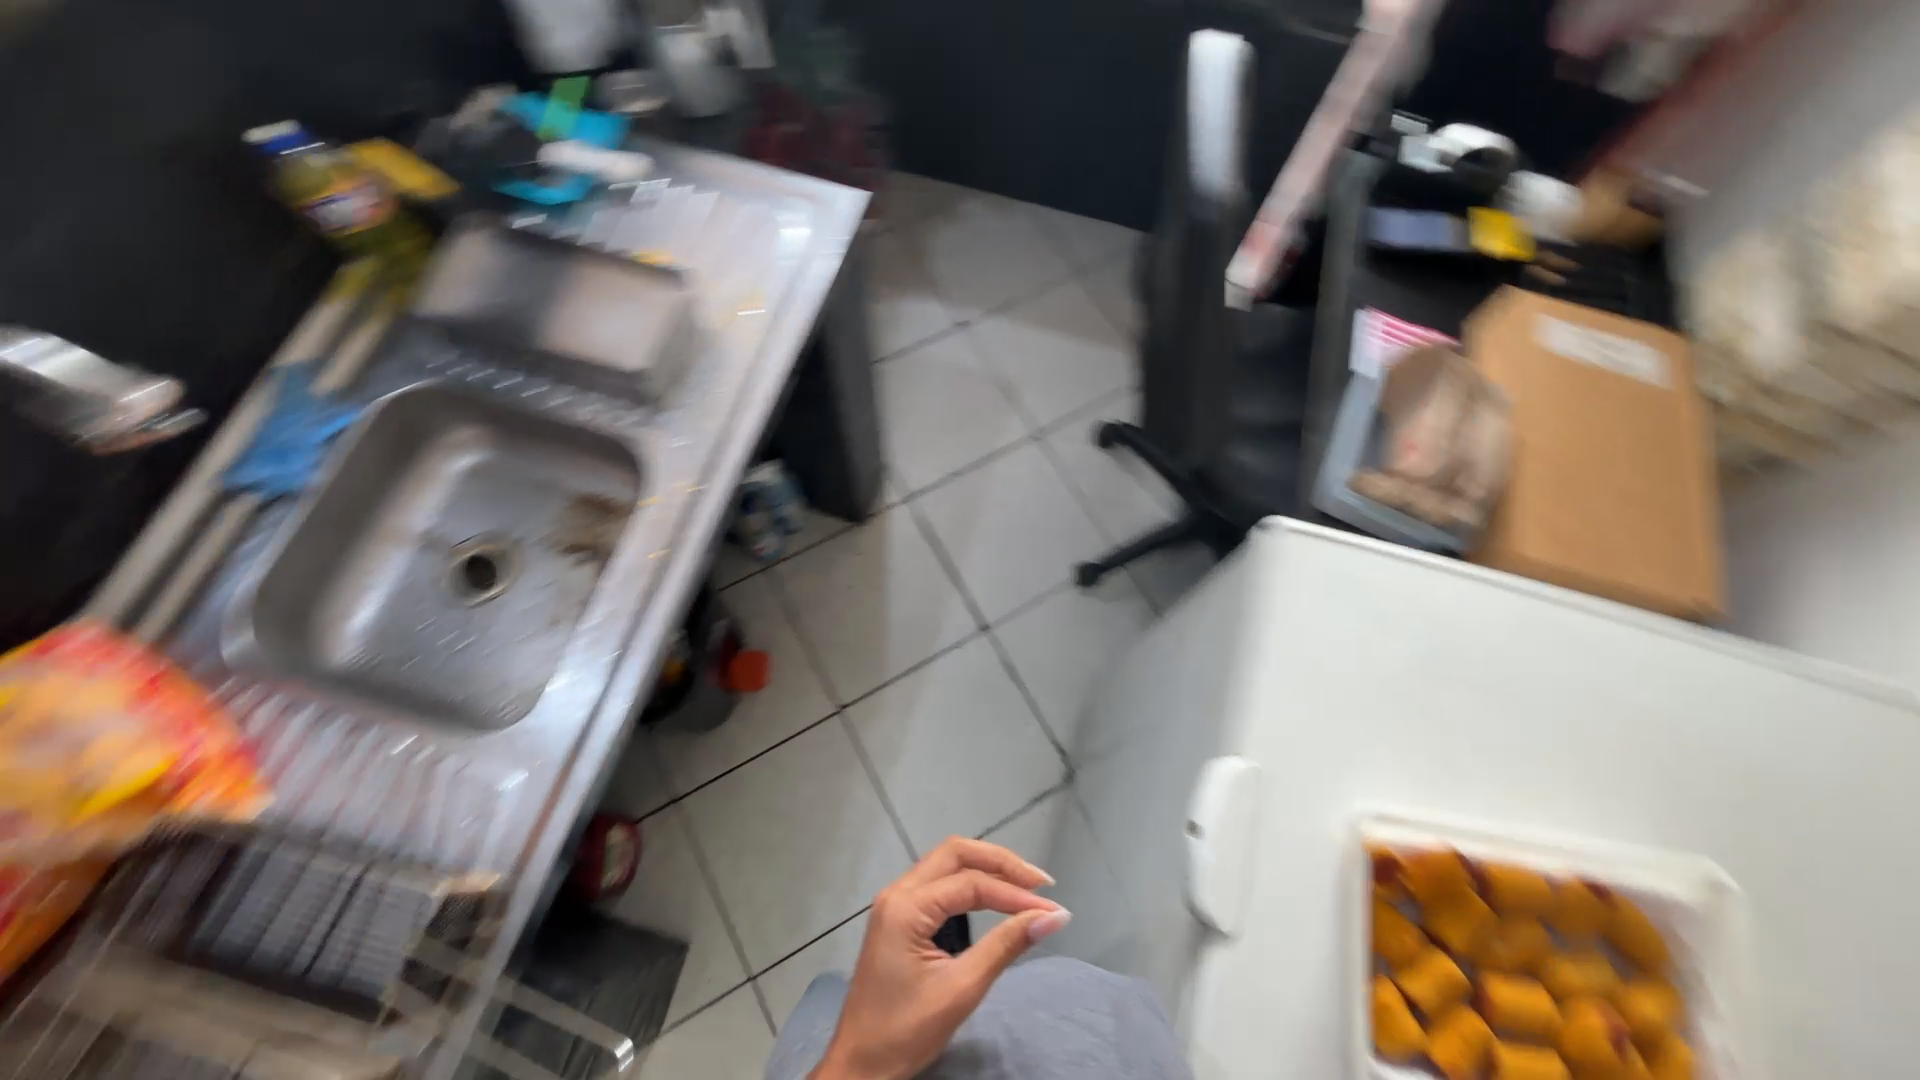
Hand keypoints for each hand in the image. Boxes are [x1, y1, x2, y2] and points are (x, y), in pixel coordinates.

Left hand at [809, 837, 1071, 1079]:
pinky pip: (939, 883)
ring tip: (1025, 888)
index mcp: (906, 907)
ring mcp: (896, 903)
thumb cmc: (905, 1031)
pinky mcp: (899, 917)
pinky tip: (994, 897)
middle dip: (1001, 863)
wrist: (859, 1065)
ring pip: (947, 864)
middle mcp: (898, 893)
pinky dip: (971, 883)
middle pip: (956, 853)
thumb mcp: (961, 989)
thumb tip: (1053, 918)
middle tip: (1040, 885)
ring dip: (987, 869)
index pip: (971, 884)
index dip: (1015, 895)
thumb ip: (1005, 946)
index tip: (1052, 912)